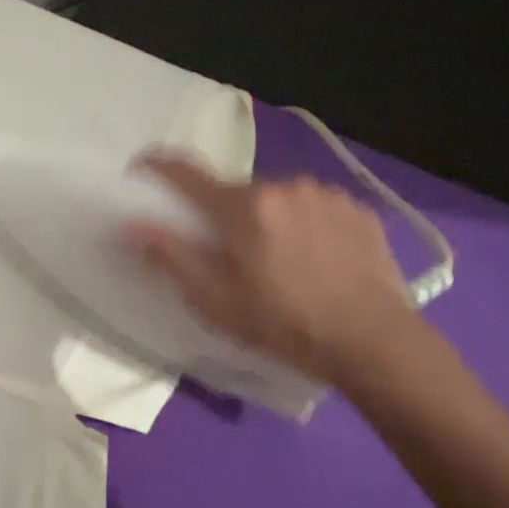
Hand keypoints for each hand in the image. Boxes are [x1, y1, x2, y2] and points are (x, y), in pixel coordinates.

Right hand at [128, 152, 425, 390]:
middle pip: (235, 192)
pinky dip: (304, 226)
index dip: (157, 166)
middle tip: (227, 255)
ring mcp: (326, 194)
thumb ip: (171, 256)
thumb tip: (132, 222)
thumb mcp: (215, 301)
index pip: (186, 172)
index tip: (141, 167)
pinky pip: (315, 208)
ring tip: (279, 262)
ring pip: (277, 199)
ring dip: (267, 220)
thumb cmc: (285, 324)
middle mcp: (283, 186)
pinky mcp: (358, 210)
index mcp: (242, 205)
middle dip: (223, 214)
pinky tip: (315, 261)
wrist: (376, 341)